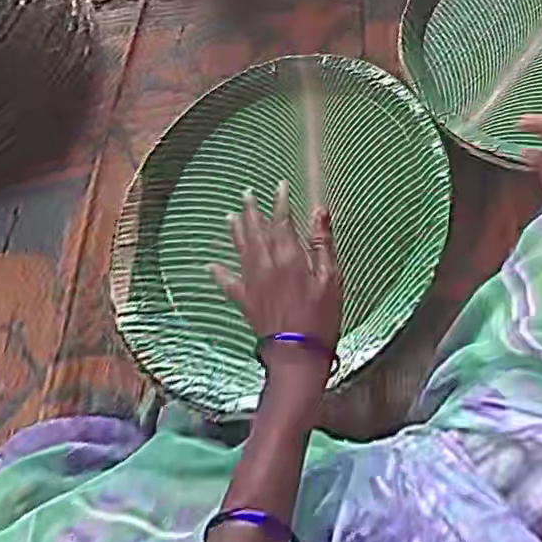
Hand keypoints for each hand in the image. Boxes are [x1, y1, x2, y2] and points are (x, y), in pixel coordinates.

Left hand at [211, 182, 344, 388]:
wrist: (297, 356)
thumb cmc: (321, 316)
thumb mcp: (331, 278)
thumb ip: (323, 243)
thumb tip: (319, 211)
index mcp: (289, 257)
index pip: (282, 222)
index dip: (280, 202)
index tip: (280, 186)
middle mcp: (266, 266)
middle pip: (256, 232)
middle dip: (252, 211)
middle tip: (246, 193)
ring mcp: (253, 284)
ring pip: (241, 250)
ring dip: (236, 231)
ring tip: (230, 216)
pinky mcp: (246, 301)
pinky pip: (228, 283)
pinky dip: (219, 272)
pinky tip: (210, 264)